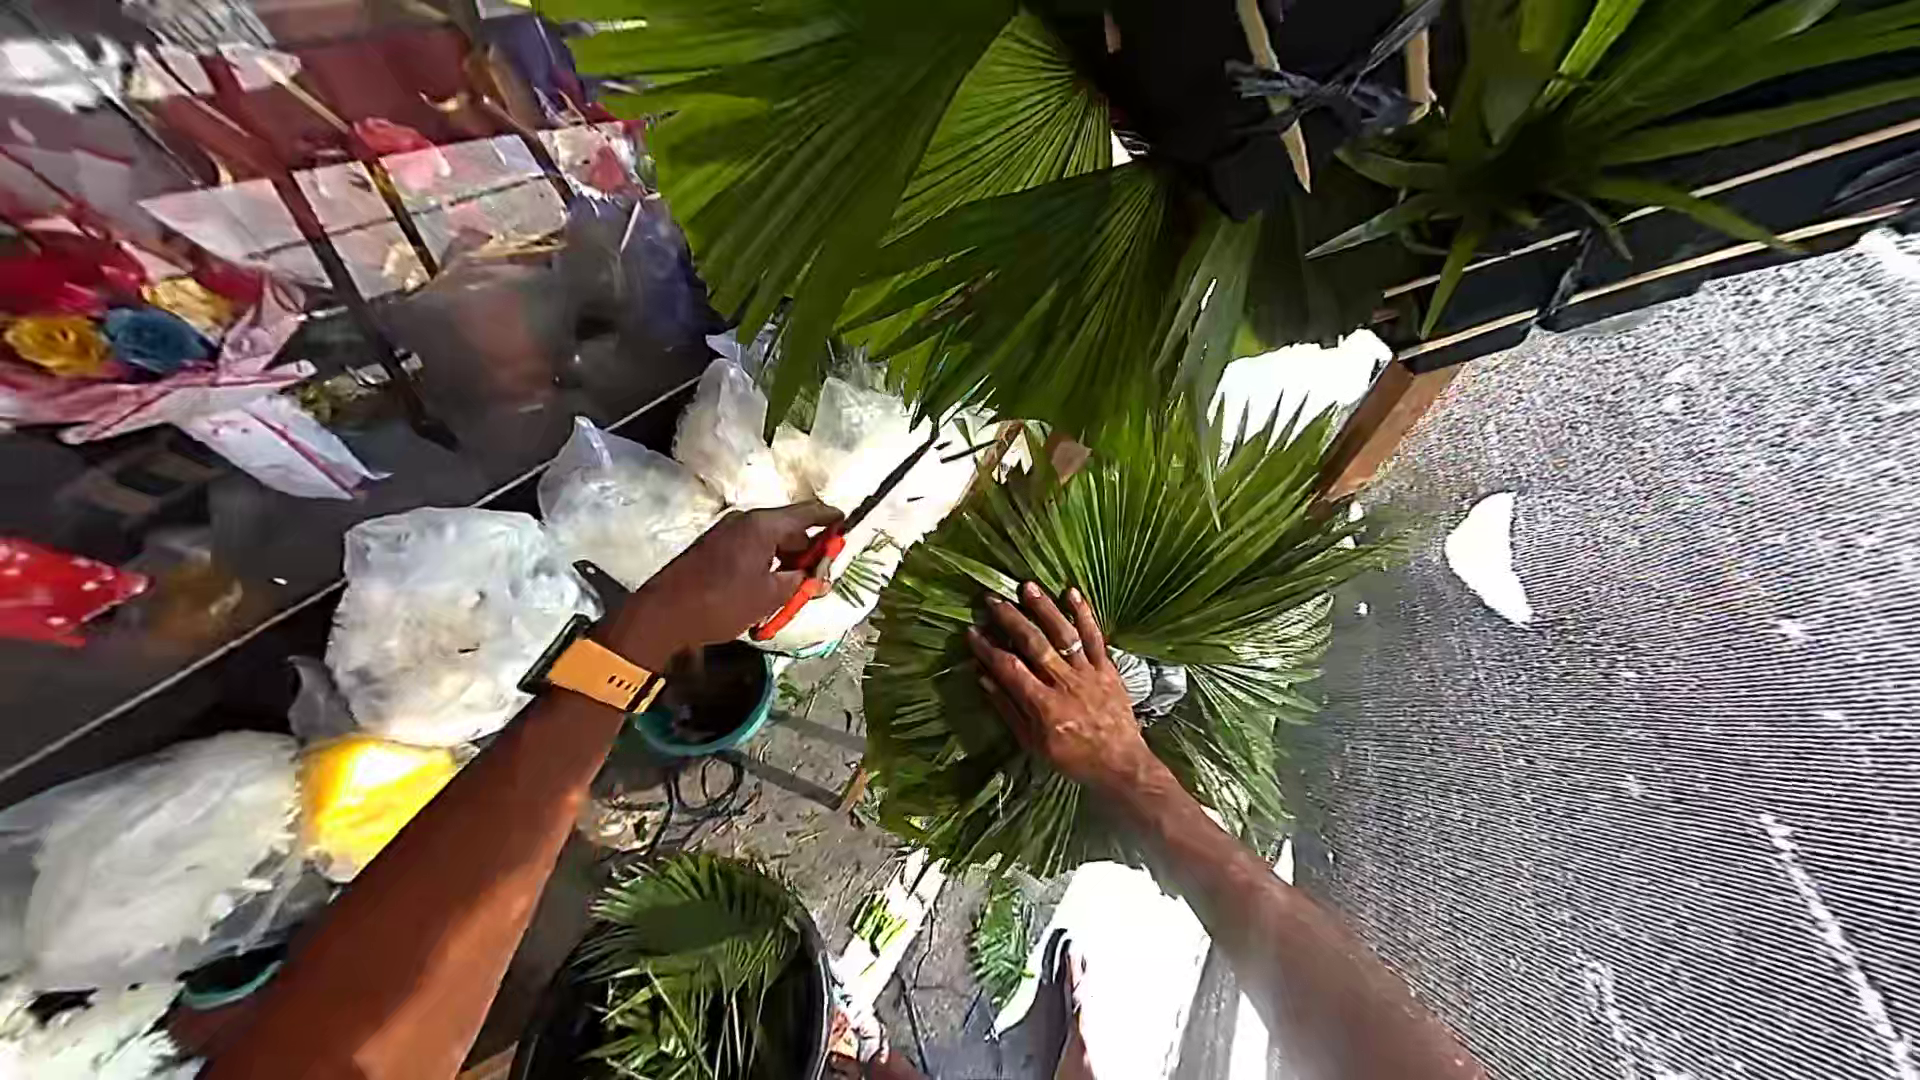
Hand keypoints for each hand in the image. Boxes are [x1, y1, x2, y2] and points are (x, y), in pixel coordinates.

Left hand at [600, 501, 842, 667]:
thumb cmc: (722, 603)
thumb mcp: (770, 596)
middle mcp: (745, 520)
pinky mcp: (714, 547)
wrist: (661, 616)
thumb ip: (801, 582)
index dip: (830, 519)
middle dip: (808, 550)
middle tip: (820, 576)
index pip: (808, 513)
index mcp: (763, 525)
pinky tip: (769, 587)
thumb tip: (822, 578)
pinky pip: (752, 548)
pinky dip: (767, 563)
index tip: (847, 525)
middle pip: (789, 528)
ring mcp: (726, 532)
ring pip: (770, 540)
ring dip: (786, 560)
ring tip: (794, 589)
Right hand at [966, 582, 1161, 793]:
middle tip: (992, 600)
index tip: (972, 631)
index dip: (988, 649)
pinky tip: (1071, 592)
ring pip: (1063, 634)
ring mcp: (1088, 673)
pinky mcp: (1107, 668)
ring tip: (1027, 587)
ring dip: (1044, 608)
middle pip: (1034, 644)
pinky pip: (1095, 637)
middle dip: (1011, 619)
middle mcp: (1065, 684)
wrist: (1121, 763)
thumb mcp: (1033, 743)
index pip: (1010, 669)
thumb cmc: (1072, 757)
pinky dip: (1084, 614)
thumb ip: (1008, 708)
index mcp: (1044, 706)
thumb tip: (983, 677)